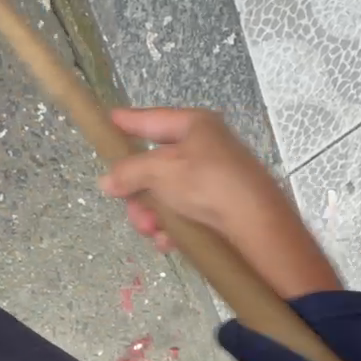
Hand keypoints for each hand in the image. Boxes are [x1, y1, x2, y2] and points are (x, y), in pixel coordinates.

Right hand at [98, 107, 340, 299]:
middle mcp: (202, 149)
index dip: (127, 122)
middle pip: (153, 168)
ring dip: (152, 216)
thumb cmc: (208, 183)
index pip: (152, 120)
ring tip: (154, 231)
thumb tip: (106, 181)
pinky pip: (179, 216)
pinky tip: (169, 241)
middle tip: (134, 210)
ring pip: (163, 197)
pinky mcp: (213, 208)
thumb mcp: (162, 171)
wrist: (253, 222)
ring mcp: (208, 180)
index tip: (107, 121)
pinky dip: (170, 229)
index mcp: (194, 127)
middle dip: (139, 194)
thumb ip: (129, 172)